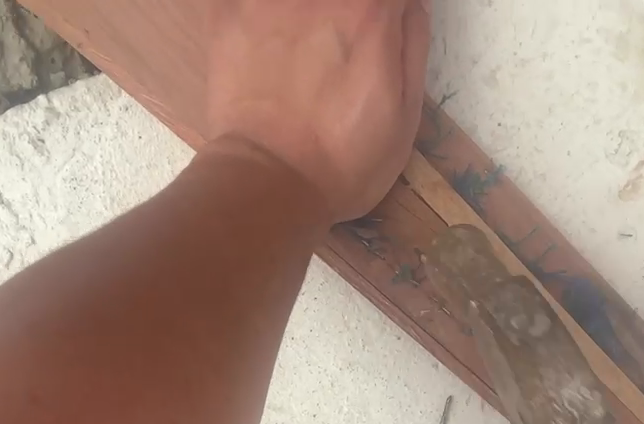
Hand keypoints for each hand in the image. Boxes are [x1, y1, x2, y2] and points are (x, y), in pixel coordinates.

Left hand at [203, 0, 431, 223]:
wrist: (271, 185)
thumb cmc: (346, 164)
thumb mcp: (404, 120)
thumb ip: (412, 49)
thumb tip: (408, 8)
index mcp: (371, 12)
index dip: (389, 16)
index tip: (385, 38)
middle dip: (349, 18)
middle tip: (342, 59)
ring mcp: (272, 0)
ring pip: (300, 1)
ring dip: (308, 18)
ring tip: (307, 58)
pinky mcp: (231, 14)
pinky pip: (249, 3)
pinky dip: (265, 19)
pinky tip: (270, 51)